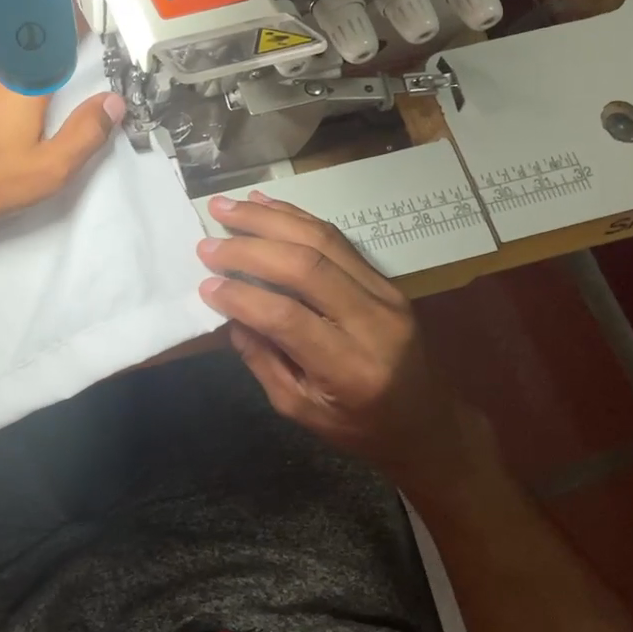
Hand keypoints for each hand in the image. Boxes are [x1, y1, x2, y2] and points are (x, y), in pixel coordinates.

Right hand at [196, 192, 490, 493]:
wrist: (428, 423)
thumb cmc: (357, 427)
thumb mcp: (299, 409)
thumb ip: (262, 359)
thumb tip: (229, 310)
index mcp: (351, 369)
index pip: (288, 318)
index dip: (242, 297)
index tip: (205, 285)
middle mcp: (374, 323)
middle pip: (307, 267)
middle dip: (250, 249)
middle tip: (206, 244)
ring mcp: (385, 294)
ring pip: (322, 240)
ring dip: (268, 220)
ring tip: (225, 206)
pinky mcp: (385, 278)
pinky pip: (335, 238)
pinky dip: (294, 217)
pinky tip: (261, 204)